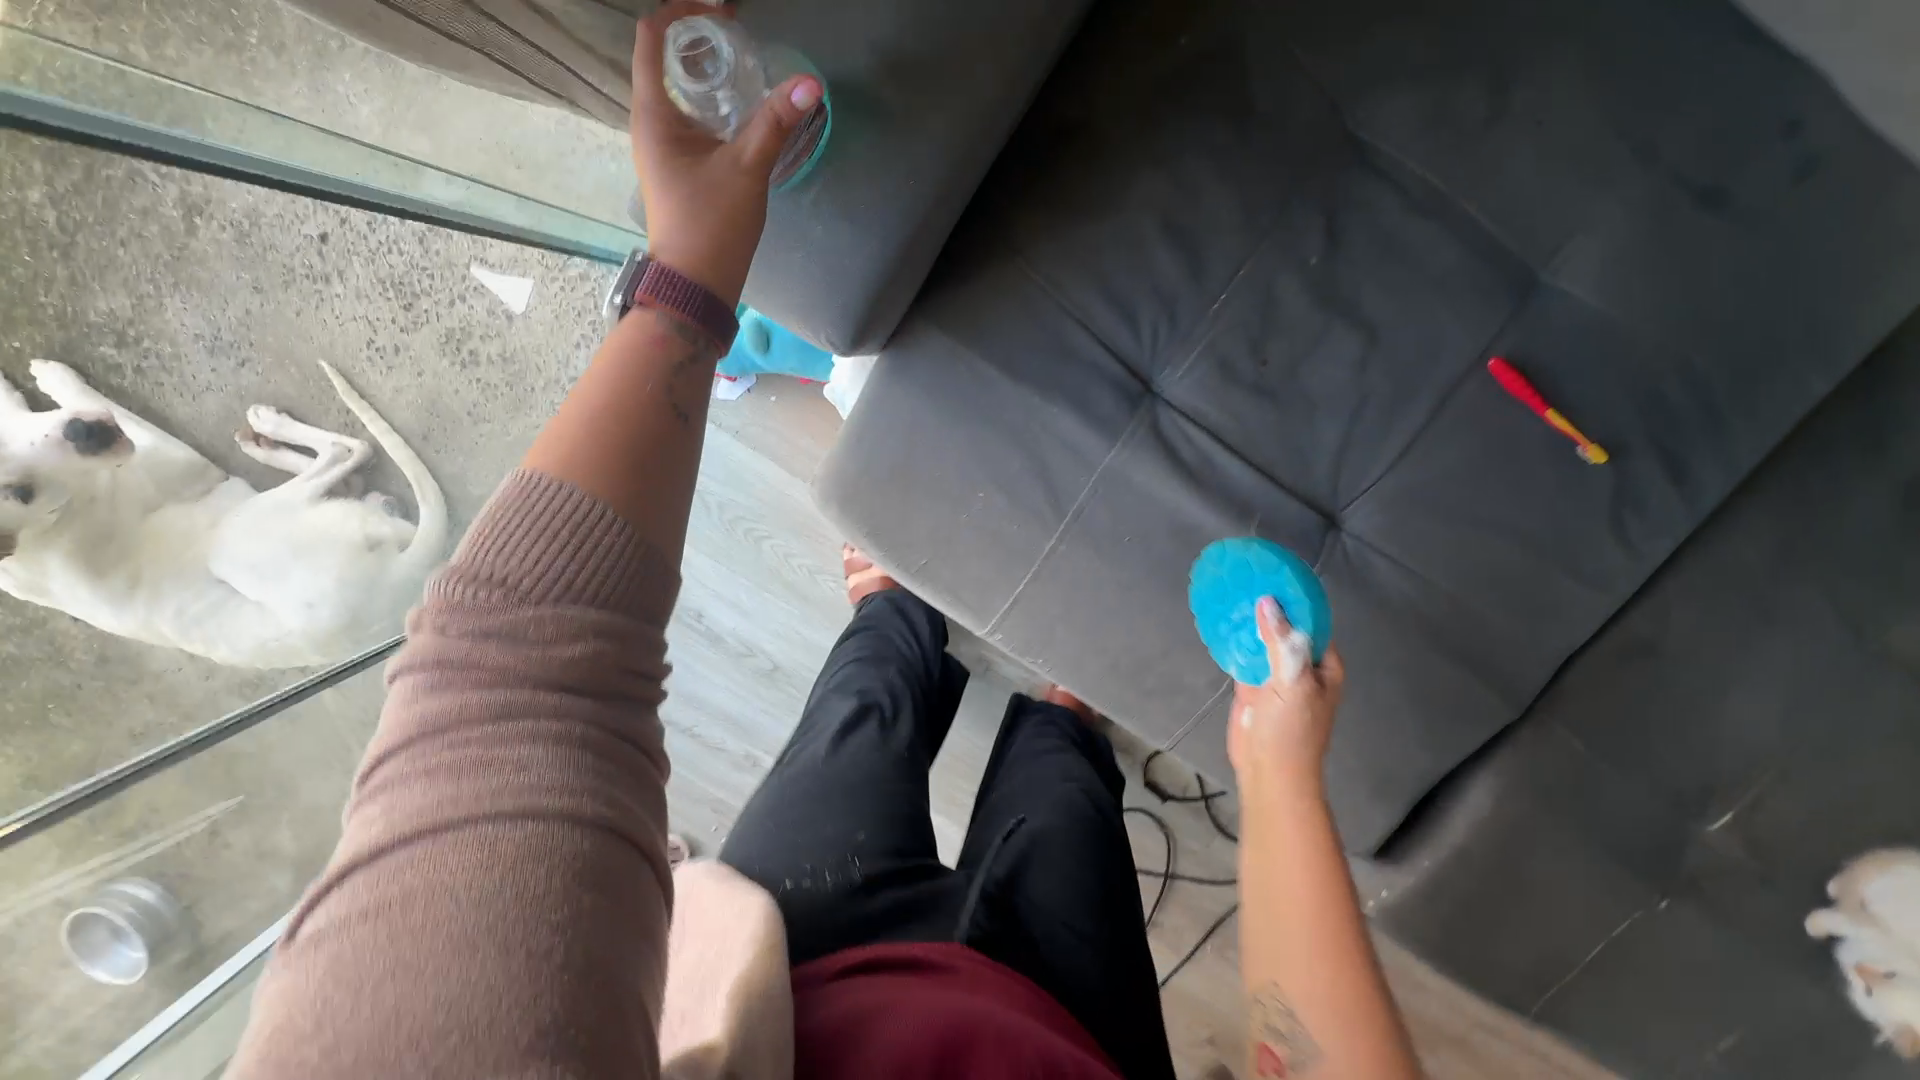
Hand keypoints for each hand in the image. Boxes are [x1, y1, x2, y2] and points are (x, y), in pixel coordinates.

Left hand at [629, 2, 821, 305]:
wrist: (695, 284)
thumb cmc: (711, 225)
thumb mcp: (747, 169)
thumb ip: (776, 123)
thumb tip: (810, 84)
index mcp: (653, 114)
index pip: (653, 36)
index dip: (683, 10)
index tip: (721, 9)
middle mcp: (650, 124)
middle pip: (666, 59)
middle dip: (703, 40)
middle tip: (743, 38)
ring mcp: (663, 148)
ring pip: (680, 92)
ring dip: (709, 74)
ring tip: (748, 69)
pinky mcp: (678, 168)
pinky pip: (691, 119)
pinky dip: (713, 104)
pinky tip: (743, 113)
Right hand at [1228, 596, 1345, 792]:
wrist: (1268, 772)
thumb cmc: (1291, 730)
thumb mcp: (1291, 683)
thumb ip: (1281, 642)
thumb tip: (1269, 603)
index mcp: (1323, 665)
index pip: (1311, 621)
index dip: (1294, 599)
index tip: (1271, 574)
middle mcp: (1302, 666)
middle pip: (1284, 628)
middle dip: (1268, 607)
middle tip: (1244, 577)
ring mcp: (1276, 676)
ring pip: (1262, 641)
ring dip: (1249, 622)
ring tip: (1229, 591)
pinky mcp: (1252, 687)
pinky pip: (1244, 657)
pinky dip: (1234, 641)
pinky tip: (1218, 622)